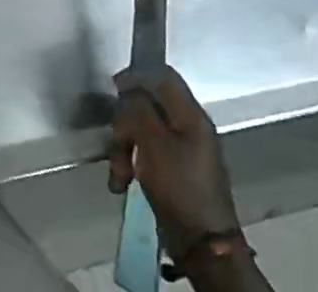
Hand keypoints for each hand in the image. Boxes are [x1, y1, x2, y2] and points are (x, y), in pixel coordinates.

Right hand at [107, 68, 239, 256]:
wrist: (201, 243)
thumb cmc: (179, 187)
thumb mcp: (153, 142)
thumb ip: (138, 109)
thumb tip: (128, 88)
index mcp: (191, 116)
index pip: (164, 75)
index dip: (137, 75)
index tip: (115, 88)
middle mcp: (188, 128)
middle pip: (146, 104)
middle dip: (125, 123)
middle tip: (119, 141)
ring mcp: (181, 149)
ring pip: (141, 130)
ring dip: (123, 148)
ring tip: (120, 172)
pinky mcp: (173, 169)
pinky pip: (144, 152)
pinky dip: (130, 163)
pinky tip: (123, 181)